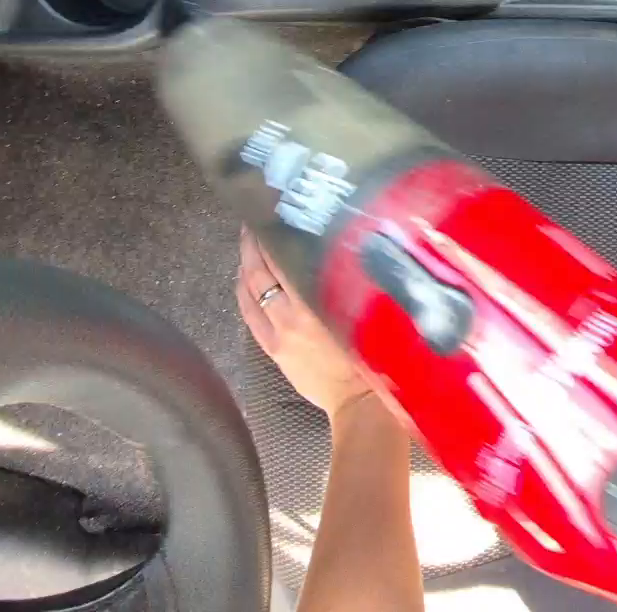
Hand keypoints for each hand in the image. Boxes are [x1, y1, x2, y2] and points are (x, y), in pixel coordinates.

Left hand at [236, 228, 375, 421]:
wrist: (360, 402)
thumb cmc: (374, 353)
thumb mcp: (366, 309)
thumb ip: (347, 282)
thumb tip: (336, 250)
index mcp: (317, 302)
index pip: (283, 261)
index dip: (272, 238)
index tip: (270, 216)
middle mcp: (292, 314)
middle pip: (261, 273)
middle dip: (253, 247)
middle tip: (252, 224)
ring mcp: (279, 333)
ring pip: (250, 292)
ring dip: (245, 267)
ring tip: (247, 247)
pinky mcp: (274, 349)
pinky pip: (250, 316)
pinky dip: (242, 294)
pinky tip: (242, 281)